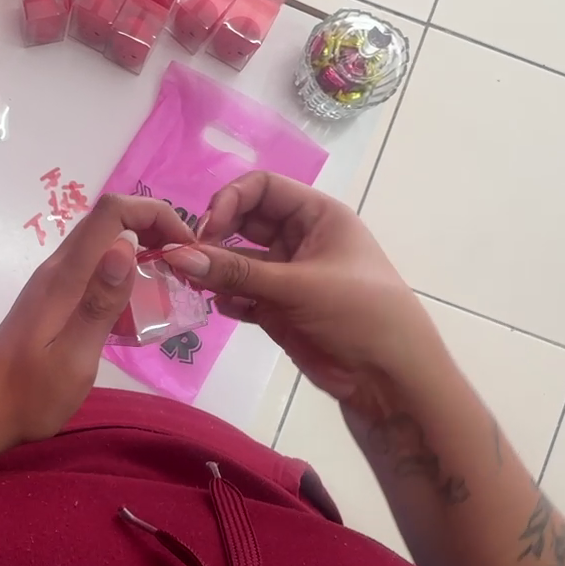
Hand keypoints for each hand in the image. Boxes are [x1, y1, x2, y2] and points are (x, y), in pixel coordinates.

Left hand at [0, 194, 195, 458]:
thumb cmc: (30, 395)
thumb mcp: (74, 358)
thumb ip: (100, 303)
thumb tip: (126, 246)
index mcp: (65, 277)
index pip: (112, 213)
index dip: (154, 214)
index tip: (185, 246)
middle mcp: (58, 270)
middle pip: (109, 222)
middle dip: (153, 230)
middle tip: (184, 269)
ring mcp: (53, 284)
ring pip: (102, 246)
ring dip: (139, 255)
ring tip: (169, 291)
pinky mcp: (53, 300)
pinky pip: (94, 272)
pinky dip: (122, 280)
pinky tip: (135, 314)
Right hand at [159, 171, 443, 407]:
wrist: (387, 376)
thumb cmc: (358, 313)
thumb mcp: (298, 286)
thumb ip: (236, 272)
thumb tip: (176, 256)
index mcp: (316, 216)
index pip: (262, 188)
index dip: (229, 201)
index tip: (206, 231)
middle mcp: (299, 239)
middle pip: (243, 222)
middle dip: (215, 237)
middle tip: (188, 259)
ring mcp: (285, 275)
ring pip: (237, 261)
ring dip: (215, 271)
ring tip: (194, 286)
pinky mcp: (275, 308)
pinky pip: (240, 294)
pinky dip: (226, 299)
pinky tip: (222, 308)